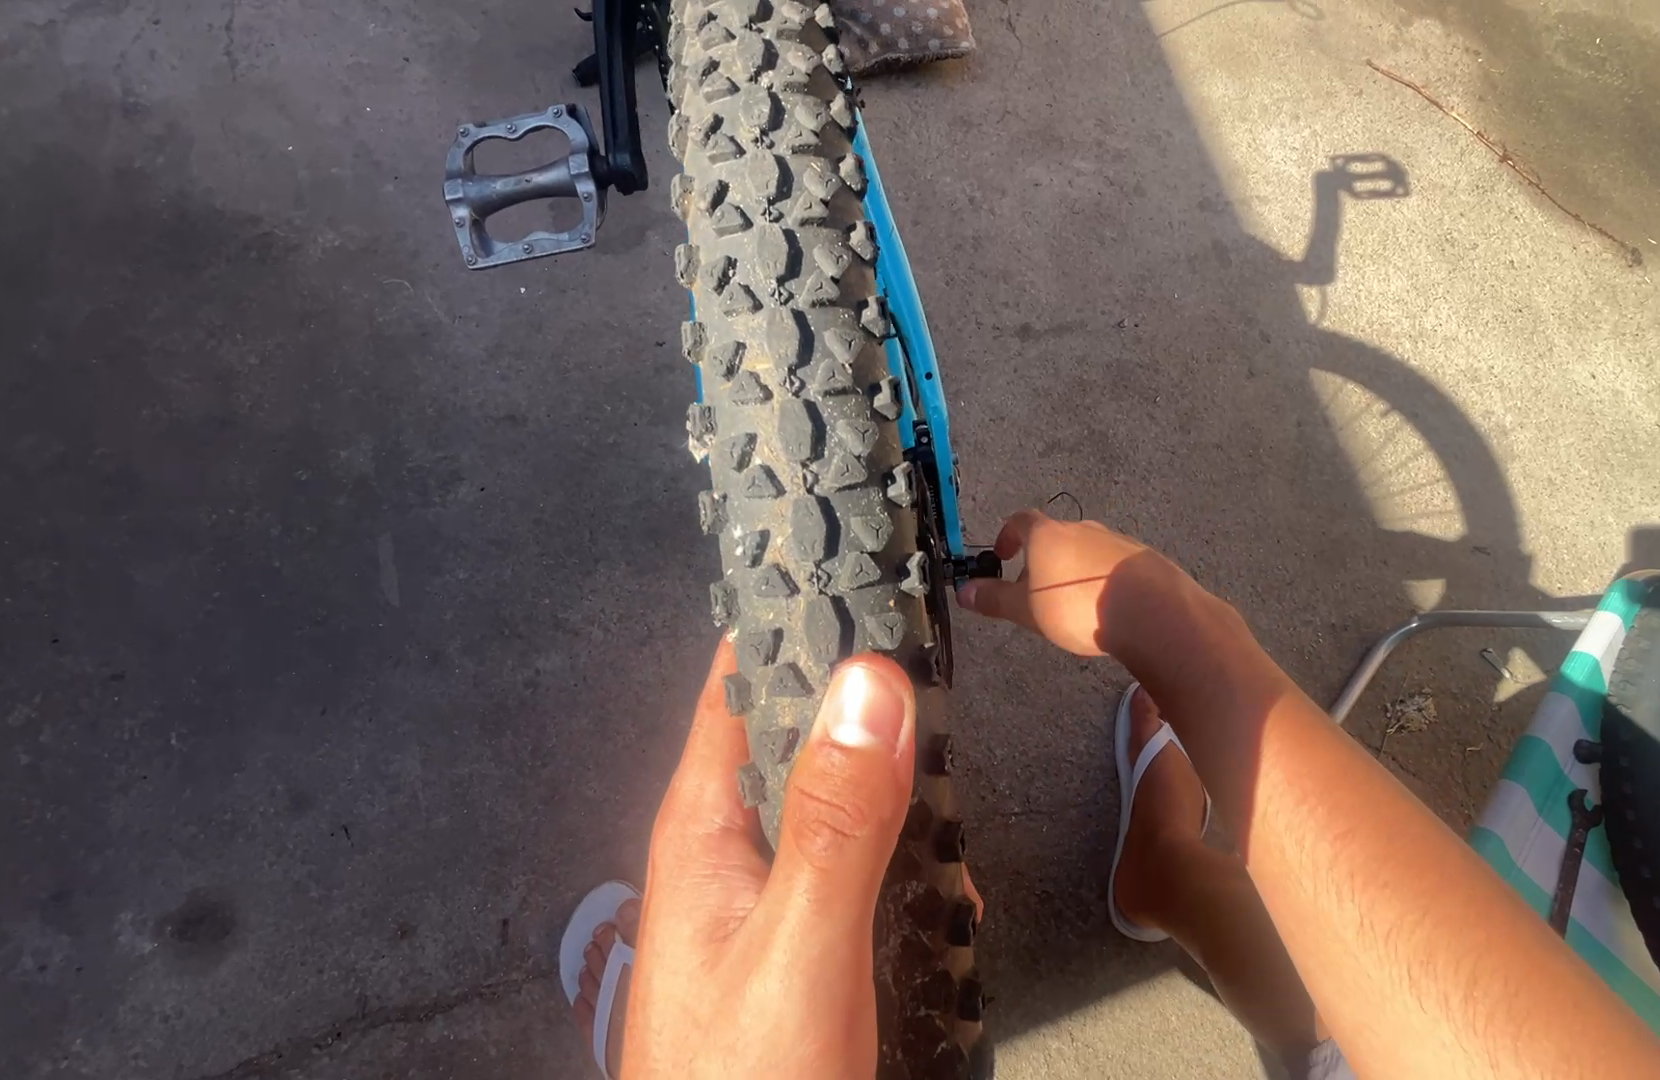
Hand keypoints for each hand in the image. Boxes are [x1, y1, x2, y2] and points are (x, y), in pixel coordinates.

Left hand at [621, 640, 916, 1078]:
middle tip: (938, 664)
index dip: (796, 616)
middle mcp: (734, 834)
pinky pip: (859, 847)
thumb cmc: (749, 1079)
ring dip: (895, 774)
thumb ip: (837, 820)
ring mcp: (771, 881)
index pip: (744, 676)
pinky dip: (904, 839)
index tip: (868, 567)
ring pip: (839, 785)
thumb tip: (871, 681)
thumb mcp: (798, 945)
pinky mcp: (806, 922)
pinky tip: (942, 866)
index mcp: (707, 815)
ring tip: (952, 767)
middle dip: (866, 693)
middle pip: (801, 723)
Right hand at [956, 510, 1191, 655]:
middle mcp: (1081, 529)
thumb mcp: (1025, 609)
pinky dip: (1098, 580)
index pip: (1020, 521)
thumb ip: (994, 599)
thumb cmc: (1075, 605)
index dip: (1007, 535)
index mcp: (1048, 534)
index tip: (1001, 555)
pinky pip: (1109, 565)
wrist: (1151, 611)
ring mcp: (1115, 541)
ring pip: (1083, 551)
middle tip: (1032, 590)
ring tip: (1068, 604)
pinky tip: (1101, 607)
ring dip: (1070, 570)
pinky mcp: (1141, 560)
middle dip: (1039, 559)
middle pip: (1053, 536)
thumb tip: (963, 592)